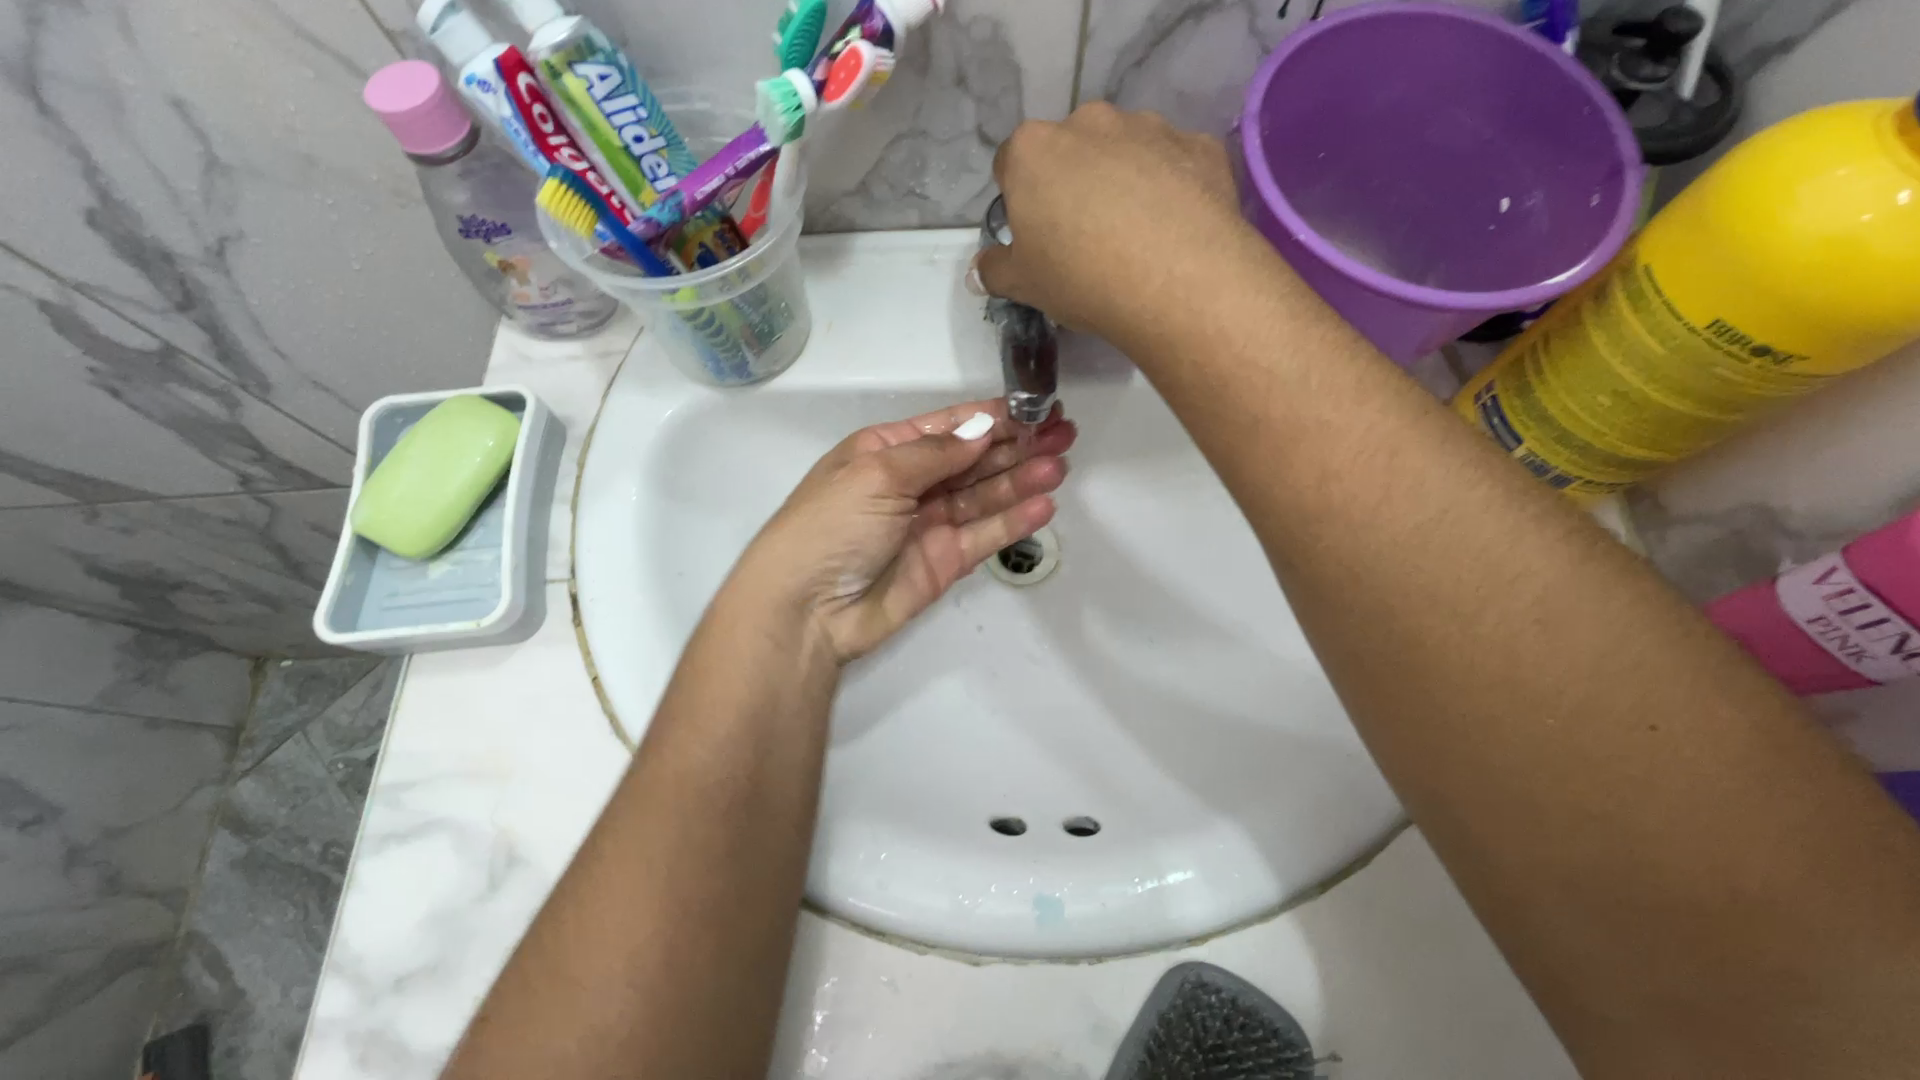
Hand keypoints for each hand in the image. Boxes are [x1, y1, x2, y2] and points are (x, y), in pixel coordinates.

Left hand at [732, 399, 1075, 663]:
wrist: (806, 609)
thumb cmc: (830, 526)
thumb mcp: (876, 474)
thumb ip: (936, 453)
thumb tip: (983, 429)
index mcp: (886, 451)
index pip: (950, 427)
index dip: (993, 417)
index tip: (1036, 407)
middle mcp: (911, 483)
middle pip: (974, 459)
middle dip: (1017, 445)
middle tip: (1064, 433)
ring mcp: (930, 524)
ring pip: (985, 496)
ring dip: (1021, 479)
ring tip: (1060, 465)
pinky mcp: (944, 562)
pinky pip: (984, 535)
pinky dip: (1013, 521)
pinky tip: (1044, 505)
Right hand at [972, 103, 1268, 347]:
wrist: (1178, 282)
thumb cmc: (1082, 278)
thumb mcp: (1025, 285)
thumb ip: (995, 271)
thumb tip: (978, 270)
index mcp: (1034, 150)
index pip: (1011, 163)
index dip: (1020, 199)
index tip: (1036, 233)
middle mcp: (1089, 123)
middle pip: (1070, 149)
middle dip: (1073, 181)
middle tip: (1086, 235)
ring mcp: (1149, 127)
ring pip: (1125, 150)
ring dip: (1124, 178)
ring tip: (1137, 234)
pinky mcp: (1198, 145)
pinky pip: (1175, 162)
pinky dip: (1173, 185)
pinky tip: (1177, 228)